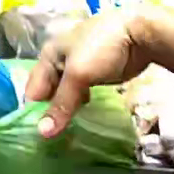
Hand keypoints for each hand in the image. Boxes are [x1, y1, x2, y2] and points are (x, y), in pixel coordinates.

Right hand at [26, 10, 159, 138]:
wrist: (140, 34)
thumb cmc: (102, 48)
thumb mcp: (78, 75)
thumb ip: (61, 103)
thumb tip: (42, 133)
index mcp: (49, 54)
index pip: (33, 90)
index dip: (34, 112)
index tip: (38, 138)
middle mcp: (60, 60)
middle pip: (48, 92)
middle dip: (49, 113)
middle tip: (52, 140)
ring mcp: (79, 67)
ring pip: (65, 93)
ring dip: (66, 110)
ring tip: (66, 133)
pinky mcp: (95, 74)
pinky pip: (81, 93)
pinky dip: (80, 104)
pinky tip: (83, 118)